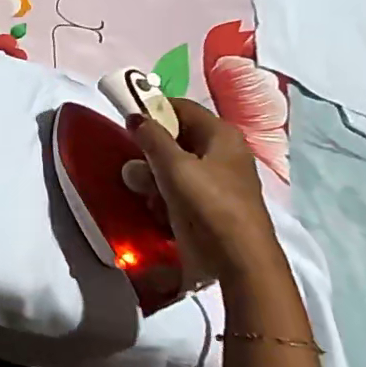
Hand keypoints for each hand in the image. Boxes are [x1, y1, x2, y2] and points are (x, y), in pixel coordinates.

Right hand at [131, 98, 281, 281]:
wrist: (238, 259)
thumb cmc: (208, 205)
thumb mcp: (174, 167)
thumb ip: (152, 139)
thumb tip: (134, 117)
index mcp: (221, 134)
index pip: (181, 108)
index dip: (153, 111)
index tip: (127, 125)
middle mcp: (221, 151)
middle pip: (176, 138)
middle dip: (150, 152)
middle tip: (137, 168)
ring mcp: (217, 179)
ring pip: (174, 166)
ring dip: (154, 178)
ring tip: (148, 194)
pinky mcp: (209, 204)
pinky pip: (179, 189)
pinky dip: (165, 196)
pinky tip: (159, 210)